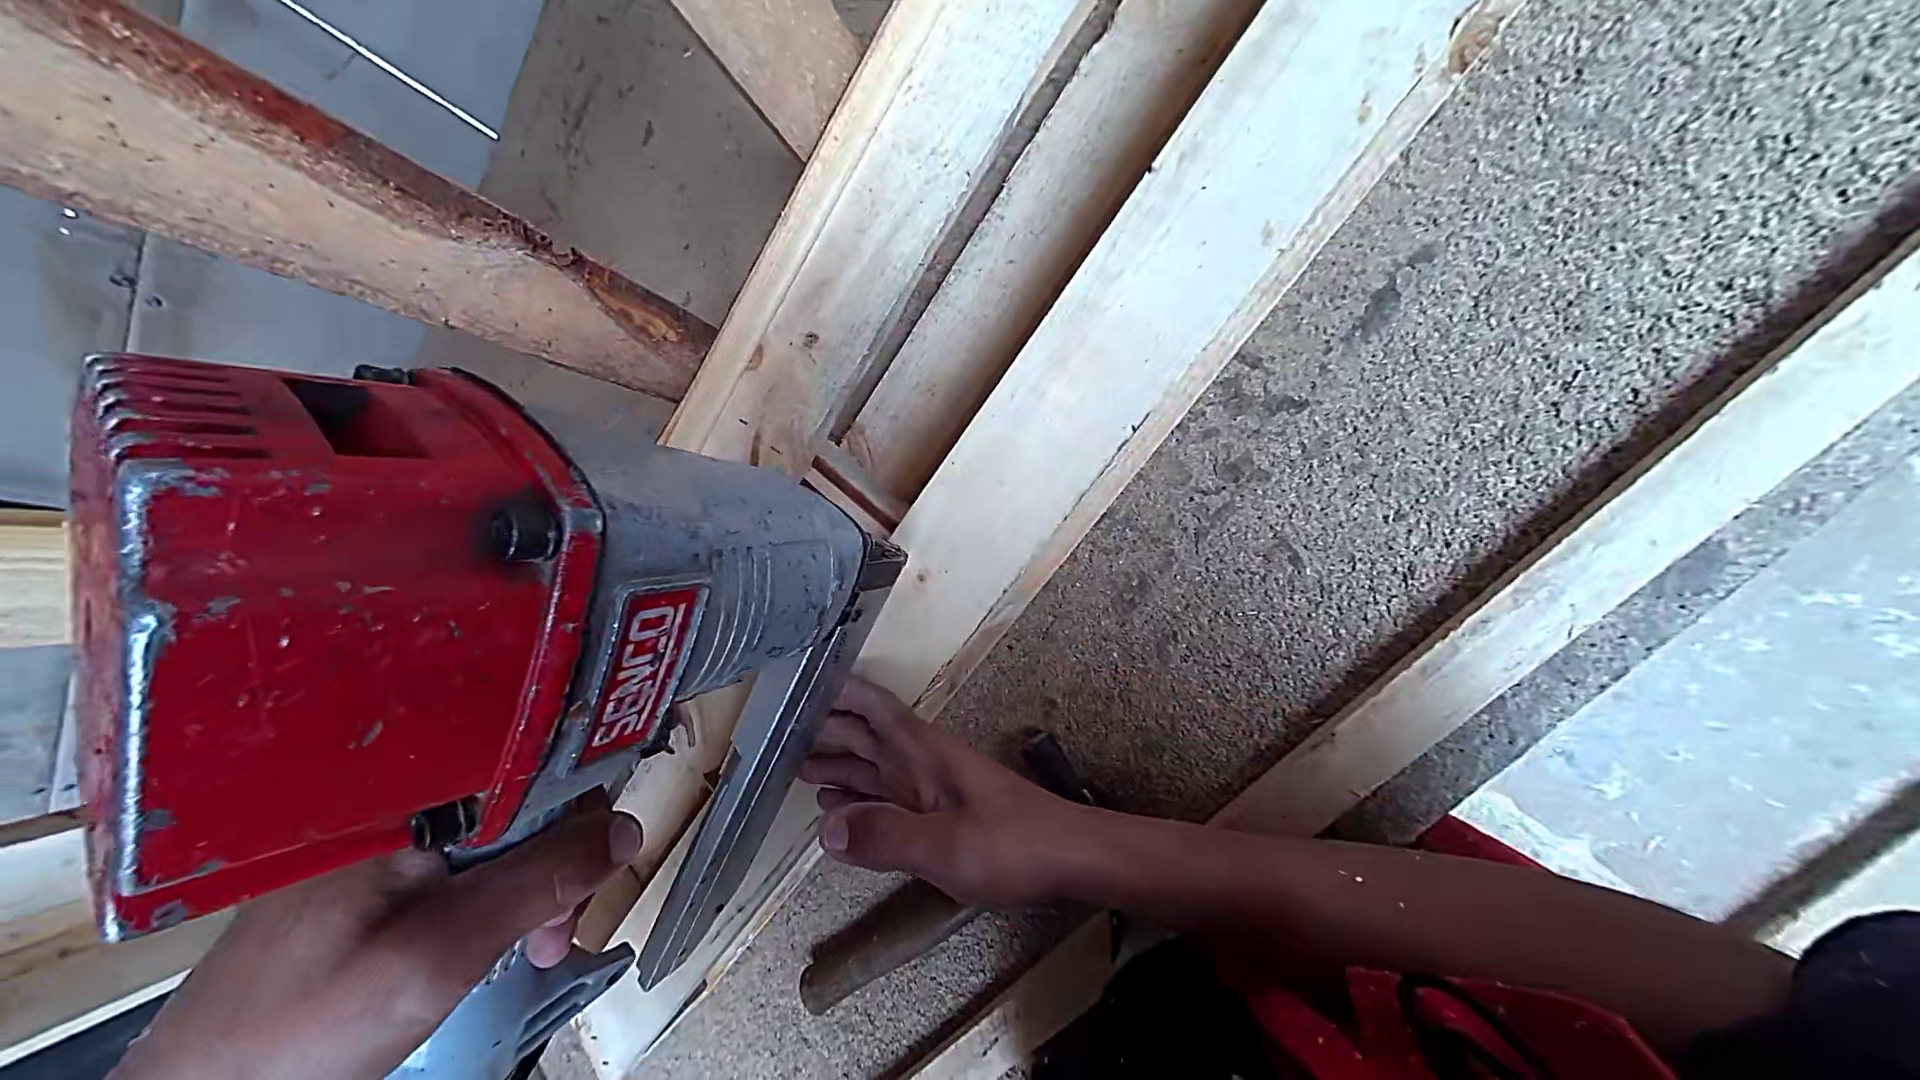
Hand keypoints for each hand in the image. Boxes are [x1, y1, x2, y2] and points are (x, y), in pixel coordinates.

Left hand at [111, 798, 641, 1079]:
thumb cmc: (301, 1028)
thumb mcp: (441, 951)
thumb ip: (539, 881)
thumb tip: (625, 832)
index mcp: (413, 795)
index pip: (534, 762)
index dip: (582, 802)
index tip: (604, 857)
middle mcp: (409, 801)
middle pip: (530, 799)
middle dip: (566, 857)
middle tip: (563, 925)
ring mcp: (399, 839)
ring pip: (511, 833)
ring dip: (544, 883)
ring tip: (538, 944)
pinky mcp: (393, 873)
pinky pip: (480, 862)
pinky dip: (509, 897)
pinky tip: (506, 939)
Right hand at [799, 676, 1079, 907]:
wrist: (1066, 856)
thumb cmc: (1010, 843)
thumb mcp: (945, 846)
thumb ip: (886, 836)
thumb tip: (824, 829)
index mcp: (924, 753)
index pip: (877, 709)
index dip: (844, 692)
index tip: (808, 682)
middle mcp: (923, 763)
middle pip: (868, 736)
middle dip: (829, 732)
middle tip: (783, 738)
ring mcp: (931, 789)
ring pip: (876, 768)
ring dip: (841, 767)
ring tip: (802, 771)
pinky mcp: (939, 814)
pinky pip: (888, 800)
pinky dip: (861, 801)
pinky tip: (841, 810)